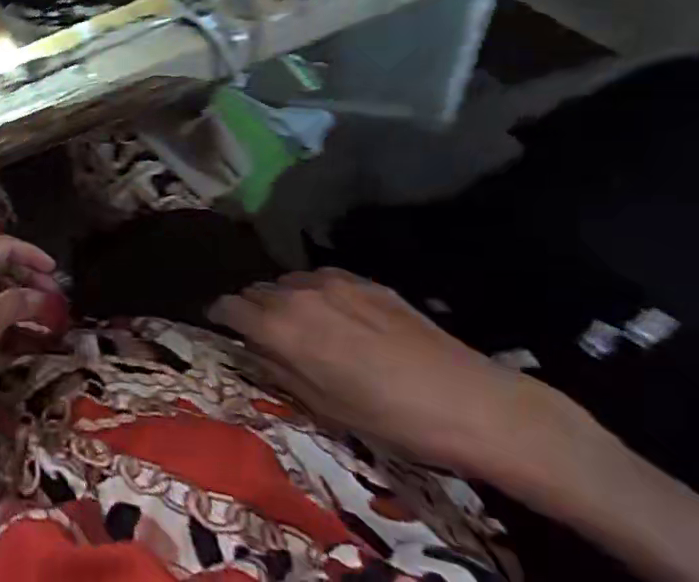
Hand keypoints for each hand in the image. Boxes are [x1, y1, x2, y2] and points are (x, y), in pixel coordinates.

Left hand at [0, 236, 59, 401]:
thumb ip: (18, 303)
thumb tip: (44, 296)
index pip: (7, 245)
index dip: (34, 255)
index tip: (57, 272)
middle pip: (1, 260)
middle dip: (29, 274)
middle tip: (55, 295)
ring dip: (19, 290)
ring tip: (43, 309)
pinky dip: (5, 303)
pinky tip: (20, 320)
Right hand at [209, 268, 592, 481]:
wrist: (478, 406)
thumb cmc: (391, 419)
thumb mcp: (322, 406)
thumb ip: (276, 368)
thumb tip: (251, 347)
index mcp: (278, 327)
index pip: (226, 305)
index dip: (220, 317)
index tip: (223, 327)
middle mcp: (295, 294)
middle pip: (254, 291)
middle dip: (254, 309)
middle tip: (270, 335)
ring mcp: (331, 282)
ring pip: (287, 282)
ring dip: (286, 300)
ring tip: (310, 326)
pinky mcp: (364, 279)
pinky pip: (320, 278)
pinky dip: (317, 293)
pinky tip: (342, 317)